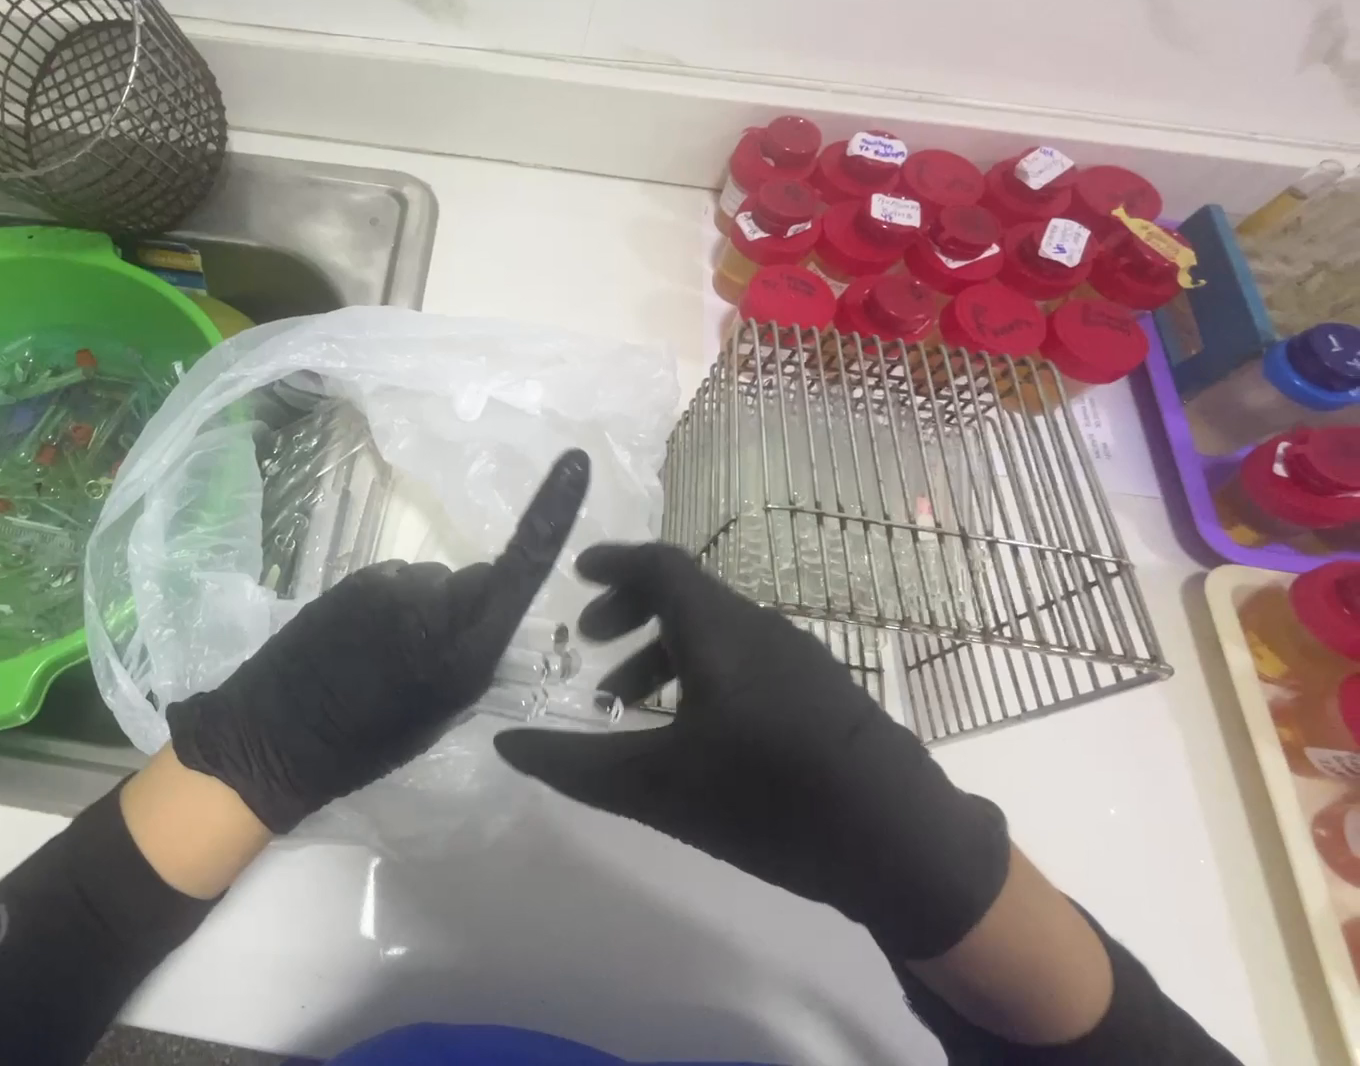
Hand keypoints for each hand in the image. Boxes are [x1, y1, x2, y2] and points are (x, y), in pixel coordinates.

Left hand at [168, 449, 591, 832]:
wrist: (273, 736)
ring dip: (422, 609)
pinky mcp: (352, 578)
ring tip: (386, 656)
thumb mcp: (438, 717)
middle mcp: (429, 603)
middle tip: (429, 656)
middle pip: (471, 581)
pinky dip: (390, 605)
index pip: (518, 570)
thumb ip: (470, 663)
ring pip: (428, 583)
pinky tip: (361, 642)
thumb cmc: (364, 747)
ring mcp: (386, 584)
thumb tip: (484, 625)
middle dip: (465, 608)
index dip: (550, 516)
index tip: (574, 463)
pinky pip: (392, 583)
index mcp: (461, 648)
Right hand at [494, 542, 1009, 959]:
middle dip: (628, 611)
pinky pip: (743, 656)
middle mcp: (759, 630)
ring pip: (713, 629)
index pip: (660, 566)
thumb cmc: (768, 801)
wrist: (902, 847)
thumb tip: (506, 745)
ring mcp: (797, 658)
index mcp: (719, 633)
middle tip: (589, 641)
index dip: (614, 561)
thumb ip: (574, 763)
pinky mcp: (820, 690)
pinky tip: (690, 726)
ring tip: (626, 699)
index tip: (578, 572)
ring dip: (661, 650)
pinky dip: (699, 669)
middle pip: (683, 593)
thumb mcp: (655, 787)